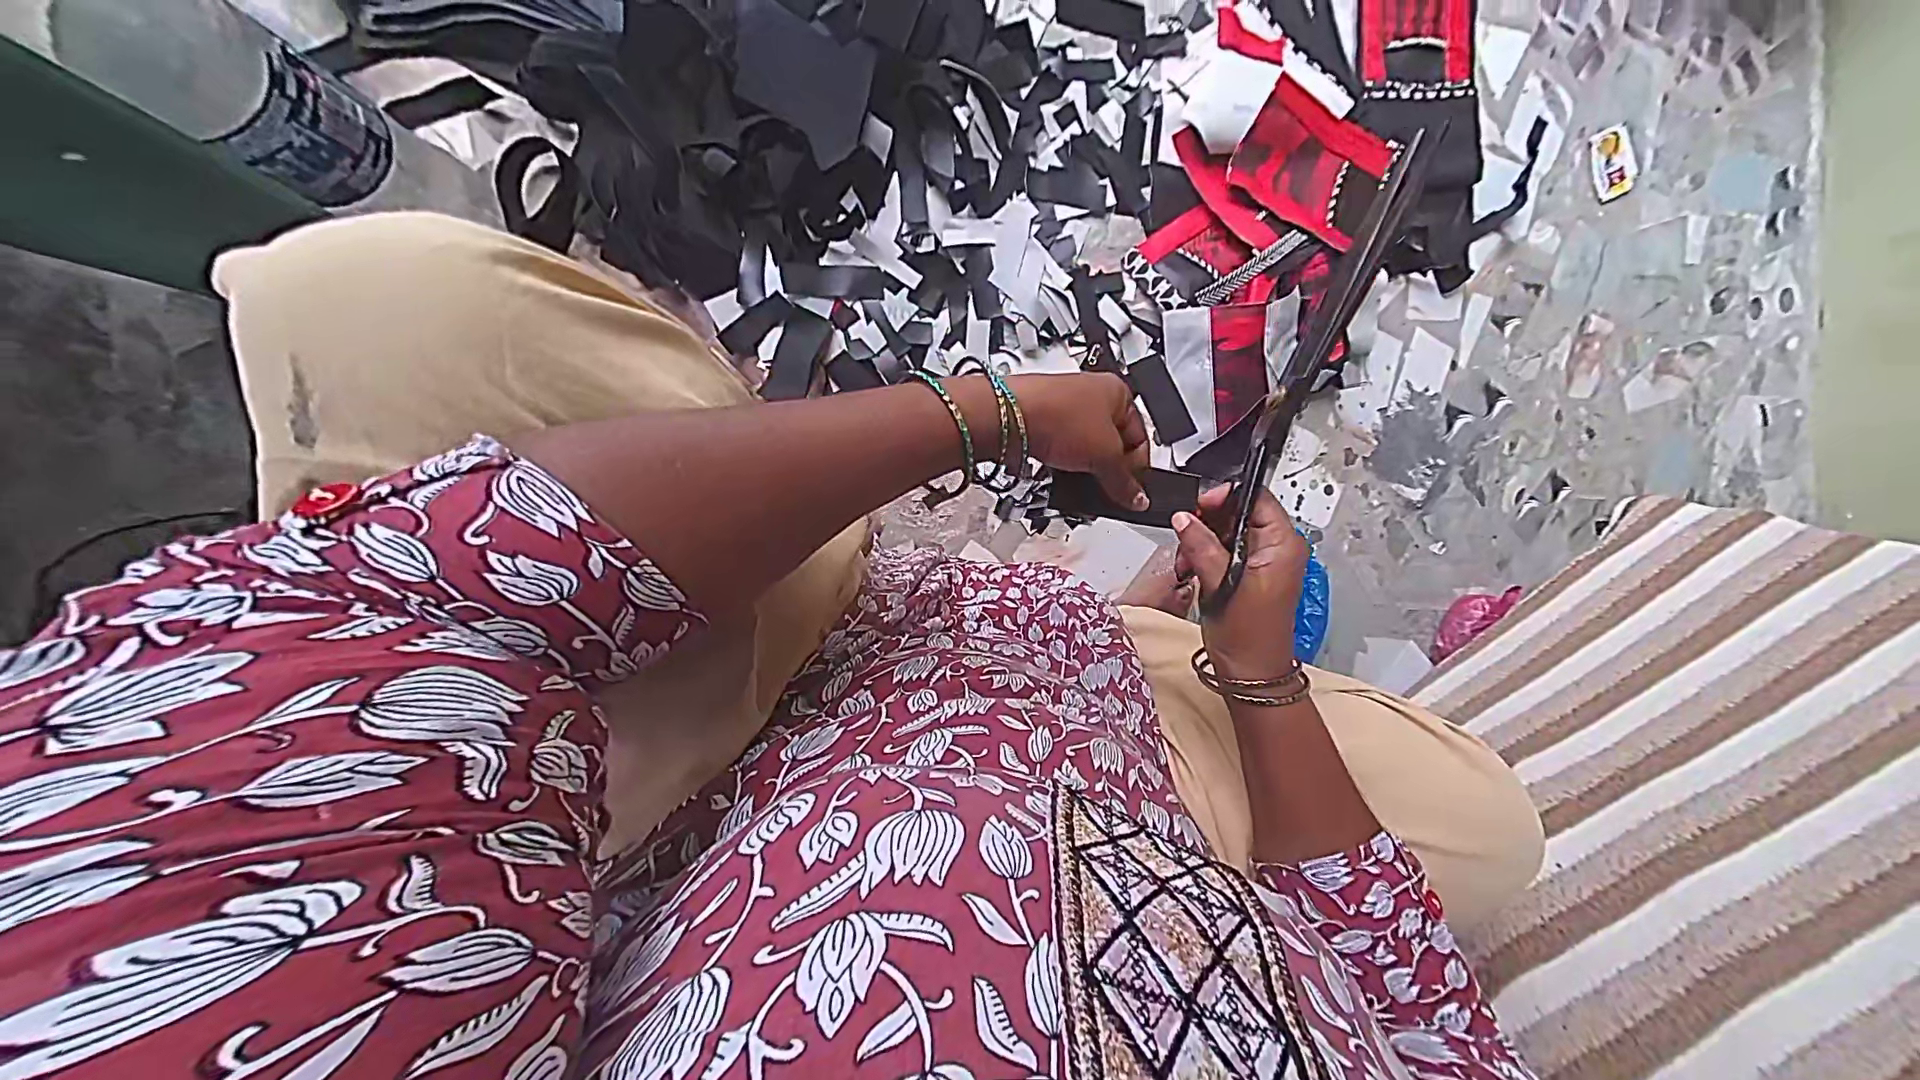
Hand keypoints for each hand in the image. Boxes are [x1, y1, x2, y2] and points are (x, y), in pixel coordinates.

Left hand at [1008, 373, 1151, 509]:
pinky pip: (1060, 454)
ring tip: (1081, 482)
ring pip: (1084, 450)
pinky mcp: (1041, 427)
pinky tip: (1060, 476)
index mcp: (1116, 391)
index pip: (1140, 435)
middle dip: (1109, 469)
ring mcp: (1063, 412)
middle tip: (1108, 489)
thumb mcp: (1104, 455)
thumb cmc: (1056, 415)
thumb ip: (1124, 482)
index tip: (1134, 490)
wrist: (1009, 419)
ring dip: (1084, 471)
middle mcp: (1090, 397)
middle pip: (1111, 445)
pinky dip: (1062, 467)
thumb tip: (1136, 498)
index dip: (1138, 466)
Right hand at [1172, 484, 1308, 681]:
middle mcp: (1279, 549)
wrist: (1251, 675)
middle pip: (1239, 514)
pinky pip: (1228, 550)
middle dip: (1207, 524)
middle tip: (1187, 541)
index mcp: (1282, 546)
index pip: (1257, 499)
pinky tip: (1194, 571)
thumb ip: (1201, 546)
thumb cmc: (1246, 636)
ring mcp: (1266, 561)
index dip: (1225, 498)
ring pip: (1228, 532)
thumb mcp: (1219, 585)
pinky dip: (1207, 556)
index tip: (1198, 509)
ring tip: (1188, 563)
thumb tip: (1184, 518)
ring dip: (1202, 542)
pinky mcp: (1253, 573)